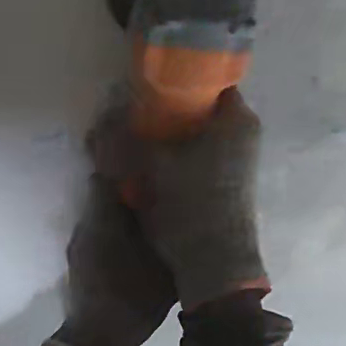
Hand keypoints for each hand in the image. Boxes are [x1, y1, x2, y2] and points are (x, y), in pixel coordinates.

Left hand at [54, 172, 176, 345]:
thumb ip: (171, 237)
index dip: (125, 163)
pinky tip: (139, 241)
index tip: (149, 158)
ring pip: (102, 215)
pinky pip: (99, 234)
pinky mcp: (80, 262)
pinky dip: (116, 231)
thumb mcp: (161, 269)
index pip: (105, 175)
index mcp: (102, 221)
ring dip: (123, 212)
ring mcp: (79, 246)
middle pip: (104, 194)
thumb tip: (188, 212)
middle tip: (160, 187)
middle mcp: (85, 227)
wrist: (95, 341)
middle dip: (129, 188)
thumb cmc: (129, 302)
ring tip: (153, 213)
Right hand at [91, 88, 266, 310]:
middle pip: (200, 111)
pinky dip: (177, 161)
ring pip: (197, 139)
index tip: (145, 89)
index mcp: (236, 118)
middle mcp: (244, 135)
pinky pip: (198, 162)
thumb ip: (128, 140)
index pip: (206, 81)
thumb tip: (101, 125)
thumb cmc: (190, 206)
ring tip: (135, 145)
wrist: (215, 264)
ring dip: (169, 141)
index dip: (174, 81)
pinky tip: (149, 171)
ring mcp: (239, 164)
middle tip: (132, 118)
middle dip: (166, 115)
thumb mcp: (153, 167)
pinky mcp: (228, 188)